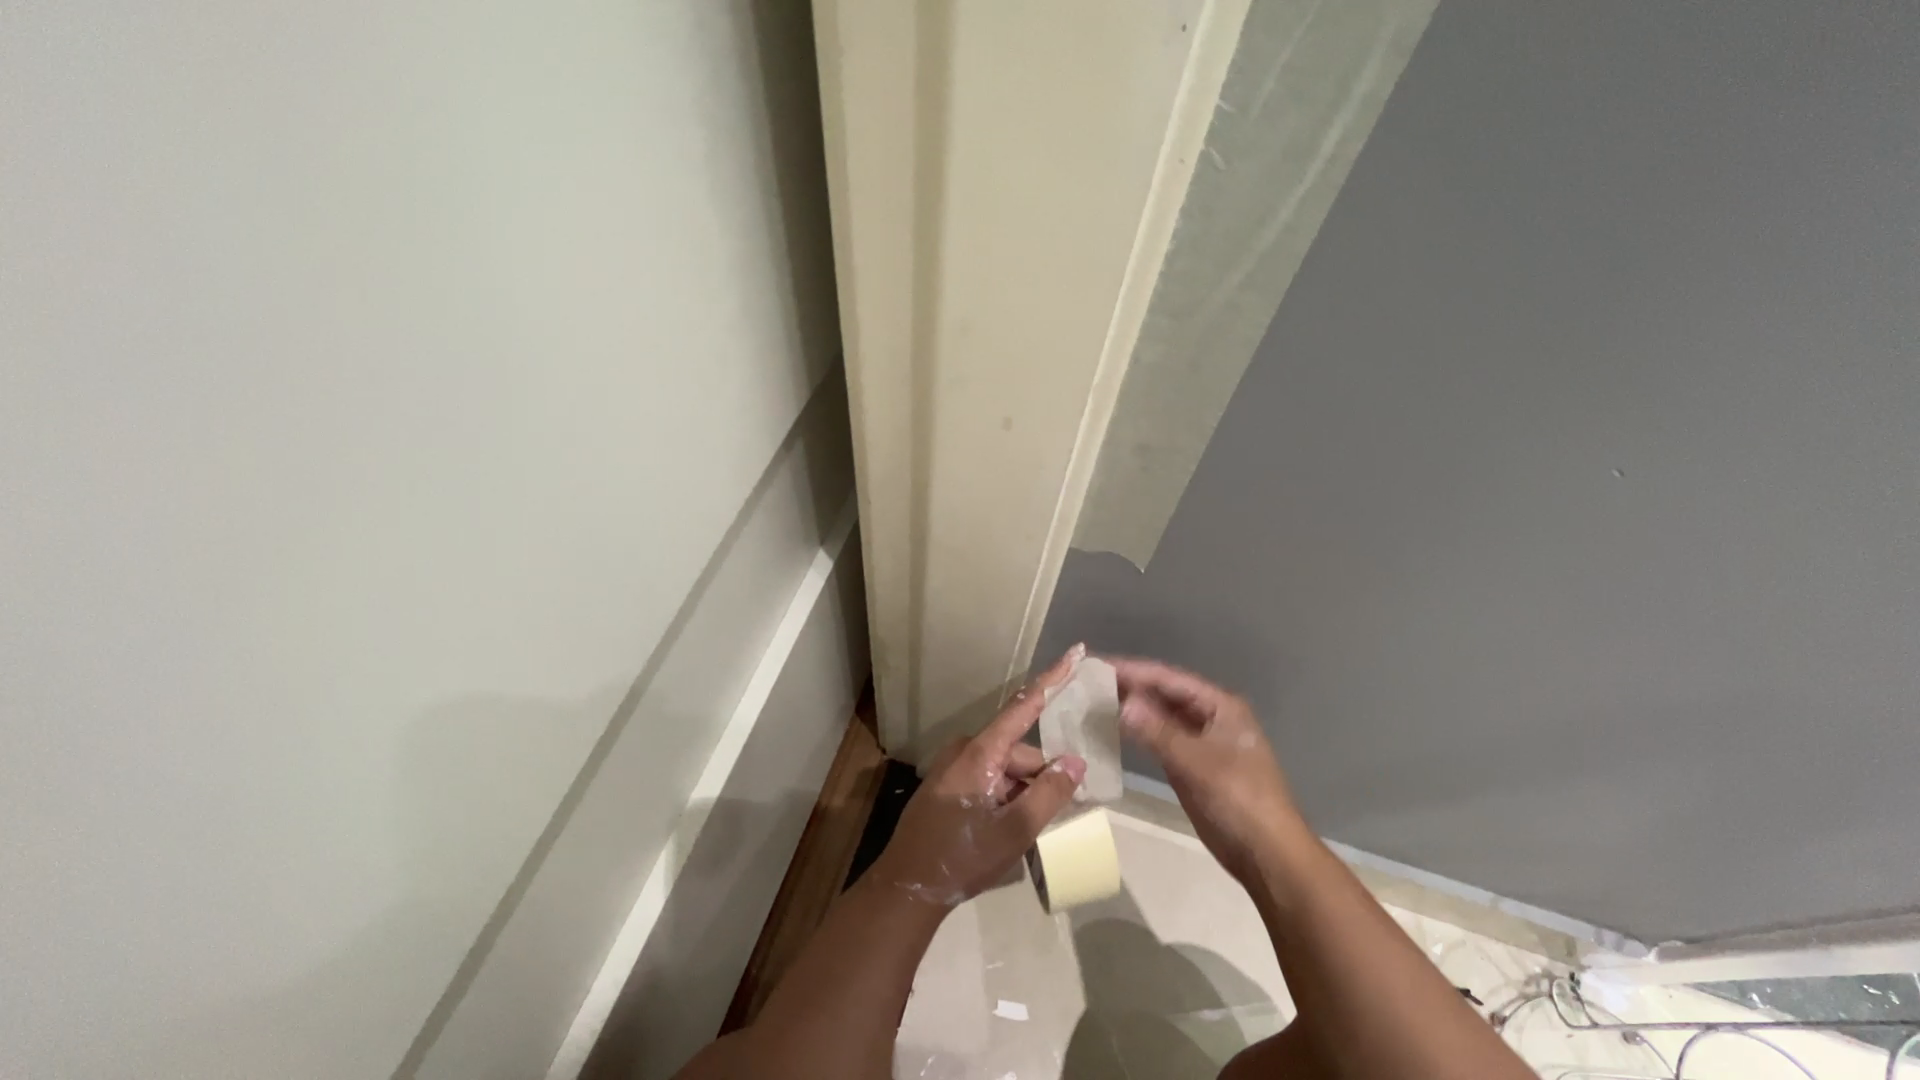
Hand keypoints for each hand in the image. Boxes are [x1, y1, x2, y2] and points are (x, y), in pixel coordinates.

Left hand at [872, 647, 1088, 908]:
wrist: (906, 888)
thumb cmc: (962, 857)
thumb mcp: (1016, 831)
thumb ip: (1049, 794)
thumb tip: (1075, 762)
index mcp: (980, 753)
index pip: (1024, 707)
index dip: (1052, 680)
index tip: (1076, 652)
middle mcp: (964, 751)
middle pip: (1018, 752)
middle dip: (1041, 777)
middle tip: (1056, 815)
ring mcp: (952, 769)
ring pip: (1004, 770)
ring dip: (1022, 793)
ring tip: (1025, 834)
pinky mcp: (946, 787)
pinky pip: (988, 780)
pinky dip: (1005, 798)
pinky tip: (1008, 830)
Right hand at [1111, 658, 1302, 883]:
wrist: (1266, 853)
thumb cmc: (1239, 800)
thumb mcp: (1197, 762)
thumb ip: (1158, 732)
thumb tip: (1122, 702)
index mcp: (1220, 706)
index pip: (1169, 679)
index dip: (1133, 671)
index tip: (1096, 664)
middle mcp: (1210, 718)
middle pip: (1164, 694)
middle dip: (1130, 687)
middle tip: (1088, 682)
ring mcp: (1201, 743)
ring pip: (1160, 717)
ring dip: (1132, 710)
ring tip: (1093, 701)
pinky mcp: (1191, 767)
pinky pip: (1160, 741)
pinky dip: (1139, 734)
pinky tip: (1113, 730)